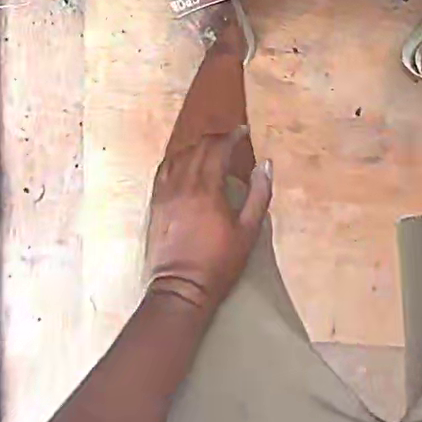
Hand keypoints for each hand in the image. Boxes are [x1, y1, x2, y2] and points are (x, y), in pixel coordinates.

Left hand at [144, 127, 272, 313]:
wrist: (180, 290)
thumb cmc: (219, 262)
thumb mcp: (248, 231)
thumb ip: (259, 193)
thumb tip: (266, 164)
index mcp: (208, 189)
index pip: (219, 148)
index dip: (232, 136)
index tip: (243, 131)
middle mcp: (184, 184)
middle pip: (199, 147)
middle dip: (217, 139)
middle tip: (231, 141)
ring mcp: (166, 193)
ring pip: (180, 155)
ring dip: (197, 147)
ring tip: (211, 150)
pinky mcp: (155, 203)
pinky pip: (164, 169)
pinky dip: (177, 159)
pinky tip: (185, 163)